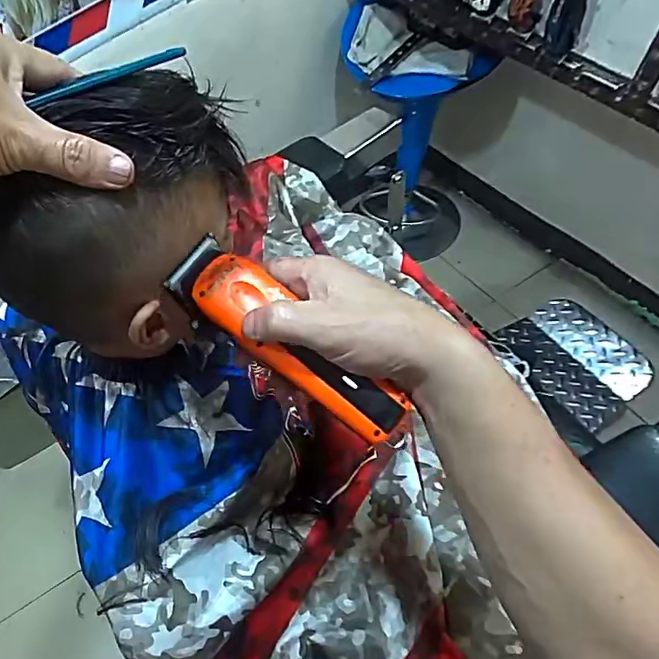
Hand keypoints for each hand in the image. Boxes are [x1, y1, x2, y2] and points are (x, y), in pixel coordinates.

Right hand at [240, 256, 490, 389]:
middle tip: (267, 363)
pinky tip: (318, 385)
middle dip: (272, 340)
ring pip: (300, 339)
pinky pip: (321, 355)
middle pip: (281, 311)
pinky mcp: (352, 344)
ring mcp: (341, 319)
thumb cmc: (374, 330)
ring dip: (294, 362)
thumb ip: (277, 321)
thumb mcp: (319, 324)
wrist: (428, 358)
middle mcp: (327, 291)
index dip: (246, 291)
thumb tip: (244, 323)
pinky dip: (316, 370)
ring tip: (296, 381)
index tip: (230, 317)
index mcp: (317, 272)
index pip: (268, 272)